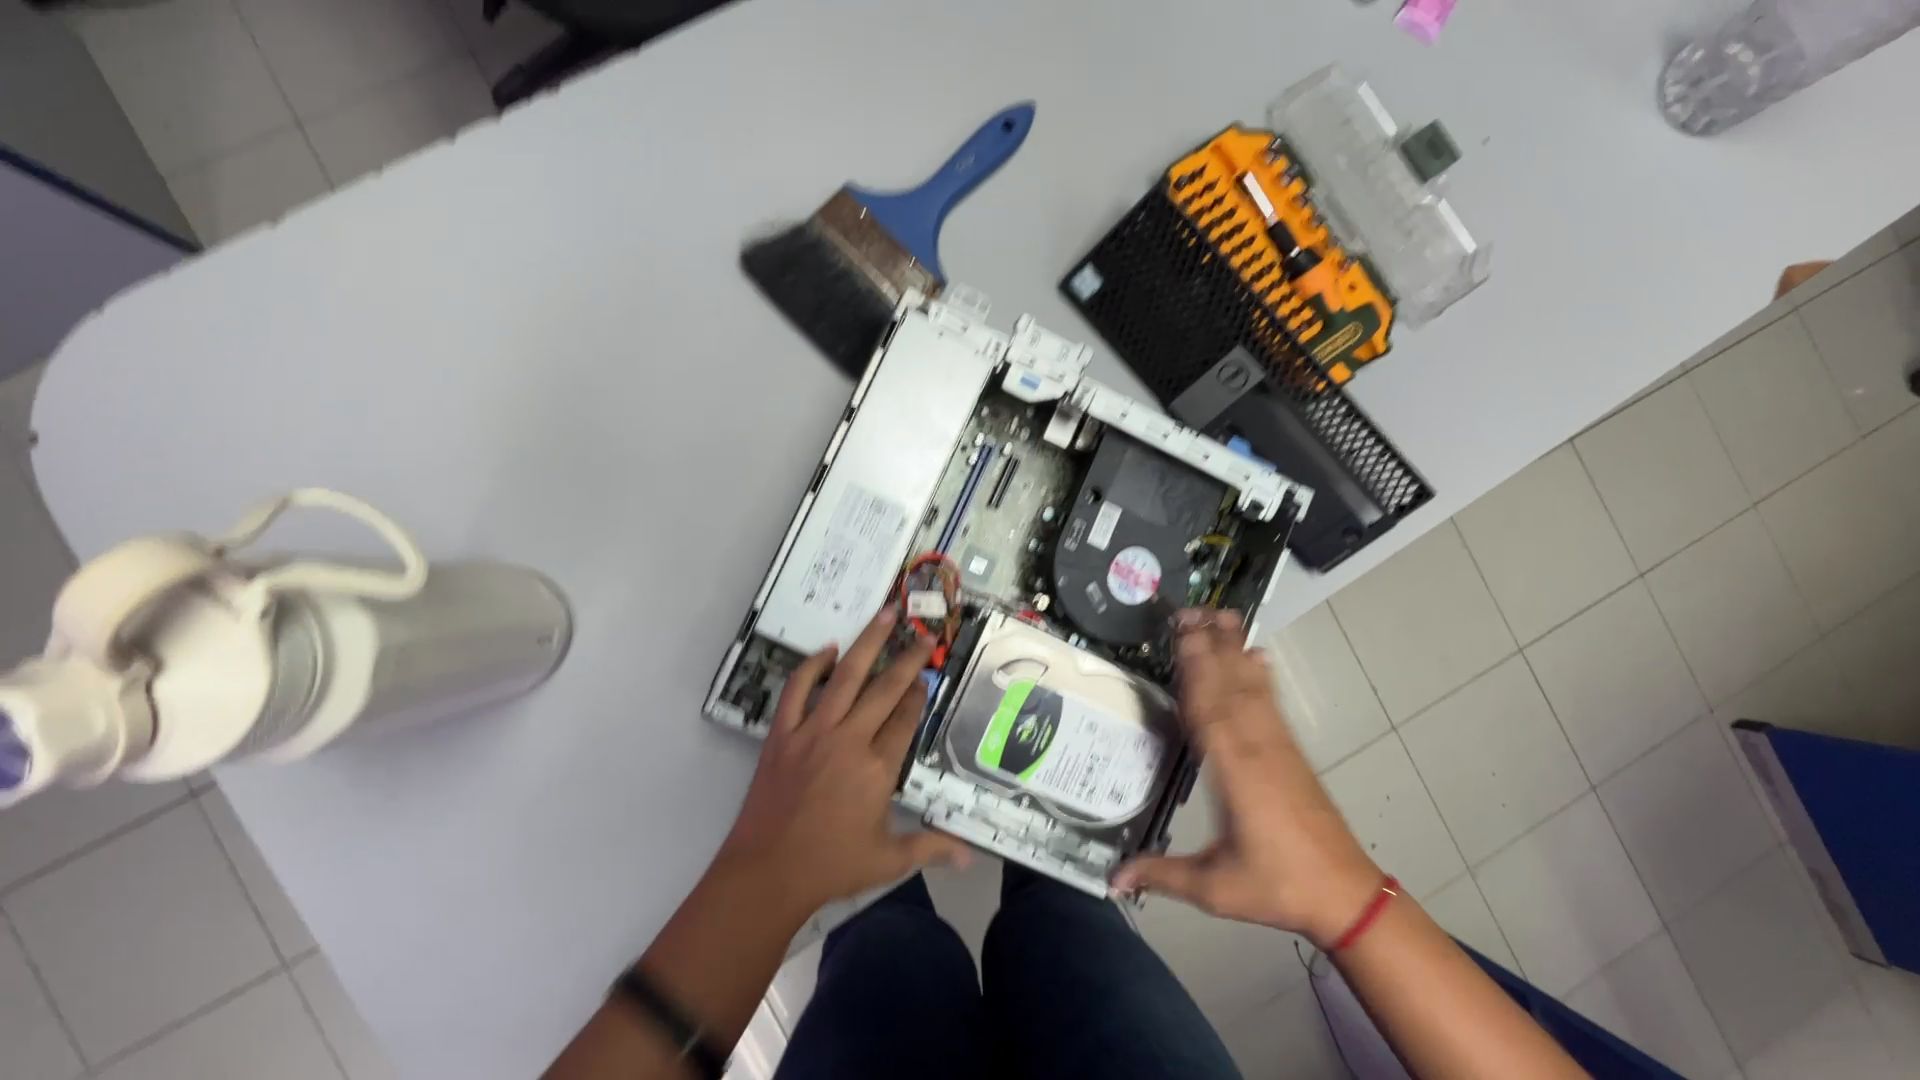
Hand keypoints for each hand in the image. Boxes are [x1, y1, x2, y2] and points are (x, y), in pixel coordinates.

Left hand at [716, 609, 969, 911]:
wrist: (768, 872)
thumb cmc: (831, 866)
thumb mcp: (889, 860)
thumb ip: (931, 848)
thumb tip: (970, 858)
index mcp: (879, 769)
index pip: (905, 720)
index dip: (918, 697)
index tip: (925, 679)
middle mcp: (850, 741)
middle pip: (884, 690)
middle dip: (907, 660)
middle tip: (922, 636)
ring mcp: (813, 733)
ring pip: (845, 678)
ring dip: (867, 644)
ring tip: (886, 615)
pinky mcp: (782, 735)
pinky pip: (797, 691)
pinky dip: (811, 667)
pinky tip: (827, 650)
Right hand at [1113, 610, 1384, 947]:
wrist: (1346, 895)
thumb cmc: (1278, 887)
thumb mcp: (1215, 889)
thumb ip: (1162, 875)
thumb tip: (1112, 880)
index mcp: (1236, 775)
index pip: (1210, 712)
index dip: (1196, 672)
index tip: (1180, 636)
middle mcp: (1258, 751)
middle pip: (1231, 688)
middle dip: (1210, 646)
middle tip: (1188, 610)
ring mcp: (1279, 749)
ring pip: (1254, 689)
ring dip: (1235, 651)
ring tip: (1217, 616)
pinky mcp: (1292, 754)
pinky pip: (1272, 705)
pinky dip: (1262, 676)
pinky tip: (1256, 656)